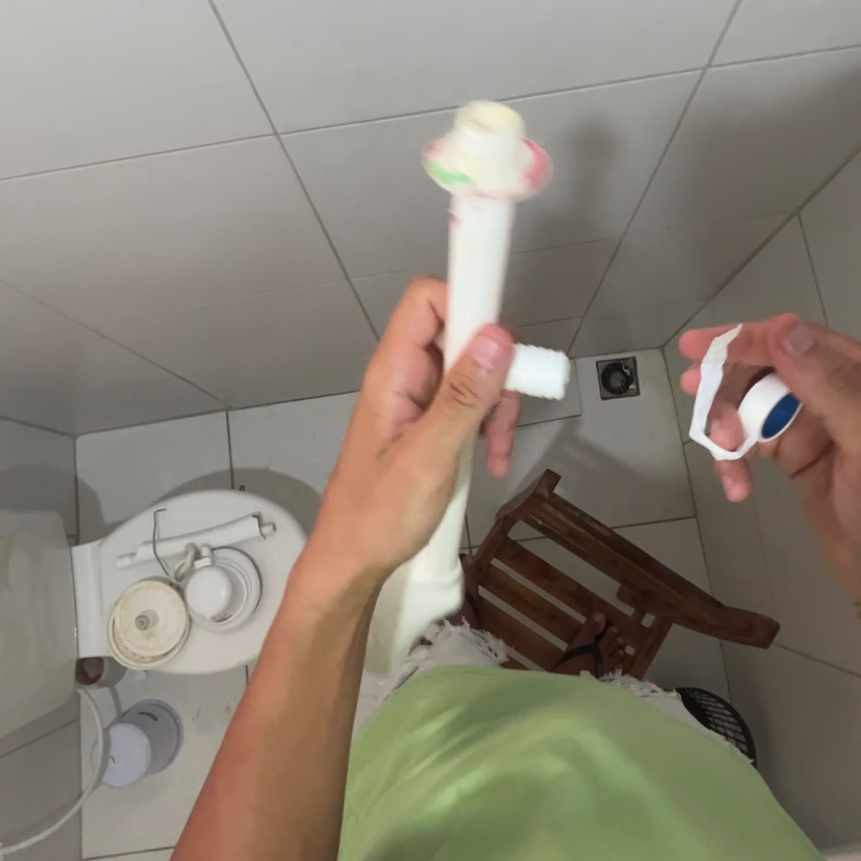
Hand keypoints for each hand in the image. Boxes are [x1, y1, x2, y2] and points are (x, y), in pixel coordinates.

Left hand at [303, 277, 517, 587]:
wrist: (354, 560)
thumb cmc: (376, 517)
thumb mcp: (427, 459)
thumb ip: (463, 398)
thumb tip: (496, 338)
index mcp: (392, 373)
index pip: (427, 300)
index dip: (467, 302)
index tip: (505, 337)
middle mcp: (406, 376)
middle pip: (462, 334)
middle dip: (496, 369)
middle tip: (506, 413)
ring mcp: (419, 398)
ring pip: (475, 371)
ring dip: (498, 405)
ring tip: (497, 448)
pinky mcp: (431, 421)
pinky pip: (471, 403)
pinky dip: (490, 425)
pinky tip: (492, 458)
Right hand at [680, 315, 860, 627]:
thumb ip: (832, 387)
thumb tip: (783, 328)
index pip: (803, 344)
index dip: (748, 341)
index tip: (696, 349)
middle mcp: (848, 393)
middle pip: (771, 369)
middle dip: (733, 387)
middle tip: (695, 399)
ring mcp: (821, 426)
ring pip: (755, 405)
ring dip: (731, 428)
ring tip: (725, 459)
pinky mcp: (800, 456)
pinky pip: (754, 441)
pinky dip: (737, 460)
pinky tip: (736, 487)